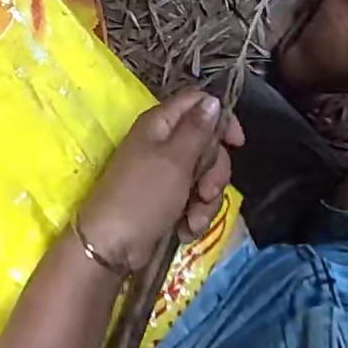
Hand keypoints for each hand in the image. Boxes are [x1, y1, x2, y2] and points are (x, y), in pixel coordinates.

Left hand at [74, 89, 244, 271]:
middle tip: (205, 190)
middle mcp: (163, 142)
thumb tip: (214, 100)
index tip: (237, 143)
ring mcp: (164, 171)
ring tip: (193, 219)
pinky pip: (194, 198)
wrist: (110, 247)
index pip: (198, 102)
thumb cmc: (142, 196)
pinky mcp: (167, 197)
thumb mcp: (175, 160)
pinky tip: (186, 229)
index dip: (221, 118)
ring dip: (206, 199)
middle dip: (214, 171)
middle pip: (207, 142)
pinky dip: (195, 214)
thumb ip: (197, 129)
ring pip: (204, 174)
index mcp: (160, 123)